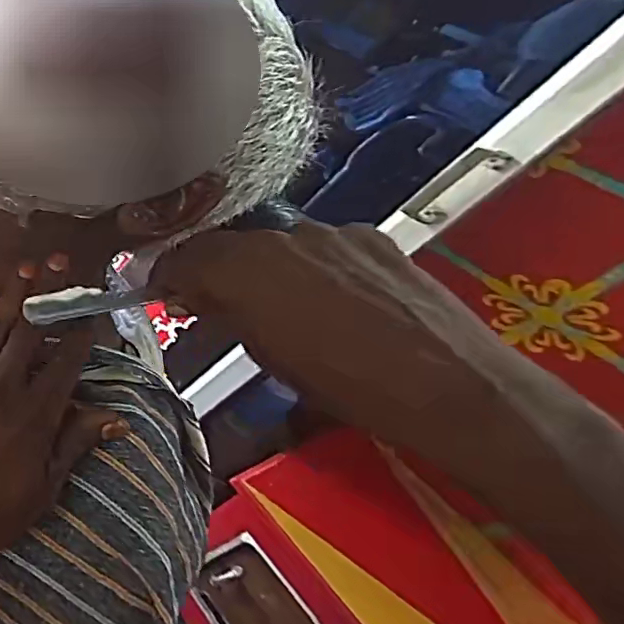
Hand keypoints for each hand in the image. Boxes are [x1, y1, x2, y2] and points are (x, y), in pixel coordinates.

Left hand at [0, 257, 125, 587]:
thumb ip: (75, 444)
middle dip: (46, 293)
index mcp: (36, 415)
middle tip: (58, 260)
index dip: (80, 330)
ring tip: (26, 265)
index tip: (90, 304)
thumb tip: (116, 418)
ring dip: (12, 293)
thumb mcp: (44, 487)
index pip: (66, 362)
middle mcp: (4, 388)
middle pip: (31, 331)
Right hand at [149, 221, 555, 478]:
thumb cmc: (347, 386)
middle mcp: (279, 236)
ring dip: (263, 268)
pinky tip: (331, 299)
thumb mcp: (265, 357)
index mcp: (241, 266)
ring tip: (279, 305)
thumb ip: (222, 316)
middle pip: (226, 245)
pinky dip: (311, 266)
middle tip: (214, 303)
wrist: (457, 390)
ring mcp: (329, 233)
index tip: (165, 295)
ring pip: (274, 243)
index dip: (168, 276)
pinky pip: (321, 246)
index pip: (183, 257)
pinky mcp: (371, 238)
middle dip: (214, 271)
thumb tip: (196, 300)